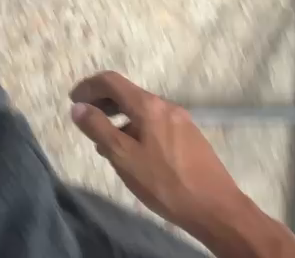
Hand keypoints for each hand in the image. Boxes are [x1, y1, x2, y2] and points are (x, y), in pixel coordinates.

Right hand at [69, 71, 252, 236]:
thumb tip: (78, 107)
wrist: (221, 213)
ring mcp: (182, 122)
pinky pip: (155, 124)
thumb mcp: (124, 157)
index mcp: (148, 105)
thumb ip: (98, 128)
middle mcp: (165, 106)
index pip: (110, 81)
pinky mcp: (191, 139)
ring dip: (119, 118)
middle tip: (86, 119)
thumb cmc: (167, 183)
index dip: (88, 87)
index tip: (73, 101)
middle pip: (126, 93)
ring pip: (141, 110)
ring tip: (107, 142)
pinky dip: (137, 129)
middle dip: (102, 102)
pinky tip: (135, 154)